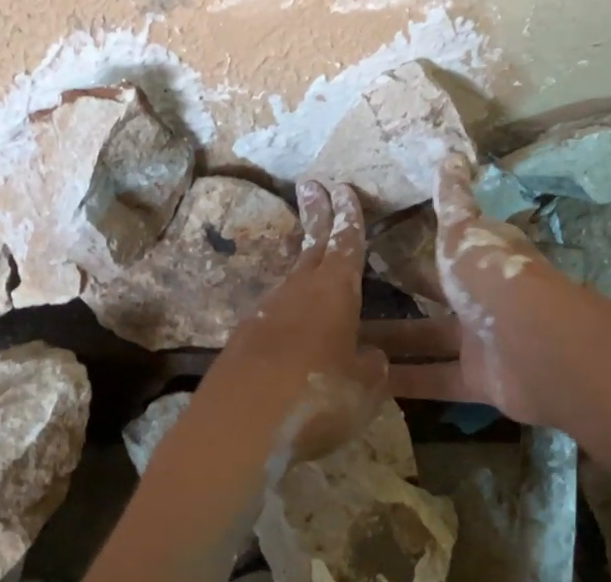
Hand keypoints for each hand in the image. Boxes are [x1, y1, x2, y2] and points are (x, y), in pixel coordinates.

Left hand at [200, 180, 389, 465]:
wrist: (239, 424)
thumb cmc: (316, 395)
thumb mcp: (364, 388)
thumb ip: (371, 366)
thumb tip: (370, 355)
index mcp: (334, 290)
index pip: (345, 242)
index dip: (348, 216)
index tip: (343, 188)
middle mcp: (298, 290)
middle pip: (311, 245)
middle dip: (317, 214)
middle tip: (312, 185)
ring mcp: (266, 313)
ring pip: (291, 278)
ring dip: (302, 262)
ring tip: (310, 255)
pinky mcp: (244, 341)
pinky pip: (275, 312)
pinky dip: (288, 307)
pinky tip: (291, 324)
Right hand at [367, 157, 560, 423]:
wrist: (533, 345)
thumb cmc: (491, 275)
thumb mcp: (463, 230)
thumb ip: (452, 199)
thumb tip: (450, 153)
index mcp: (482, 255)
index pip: (445, 246)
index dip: (412, 244)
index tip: (374, 243)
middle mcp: (483, 296)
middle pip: (433, 294)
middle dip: (397, 294)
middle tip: (347, 295)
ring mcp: (482, 340)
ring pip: (428, 339)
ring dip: (392, 341)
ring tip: (343, 339)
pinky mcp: (478, 380)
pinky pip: (435, 378)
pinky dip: (406, 381)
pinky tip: (365, 379)